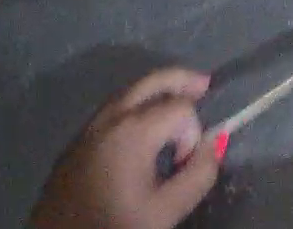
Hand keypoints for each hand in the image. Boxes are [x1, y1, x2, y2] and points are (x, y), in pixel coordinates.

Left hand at [29, 68, 221, 228]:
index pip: (180, 107)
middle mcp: (112, 116)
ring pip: (130, 90)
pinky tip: (143, 123)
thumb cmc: (112, 227)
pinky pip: (113, 108)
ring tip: (178, 98)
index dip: (194, 131)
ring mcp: (90, 125)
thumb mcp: (164, 213)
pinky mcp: (77, 140)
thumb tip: (215, 143)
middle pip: (153, 80)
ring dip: (157, 89)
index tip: (186, 165)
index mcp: (135, 128)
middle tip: (204, 84)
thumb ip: (198, 176)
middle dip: (181, 79)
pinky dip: (136, 102)